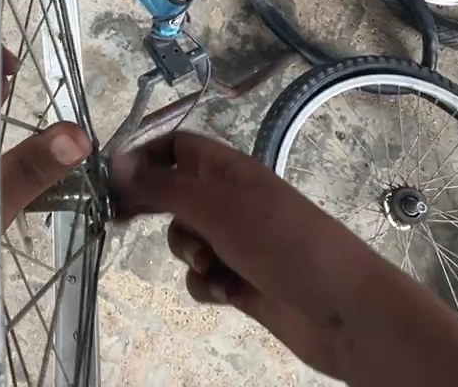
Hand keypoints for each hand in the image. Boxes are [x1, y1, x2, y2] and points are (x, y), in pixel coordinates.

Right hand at [111, 132, 457, 386]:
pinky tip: (227, 293)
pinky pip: (205, 277)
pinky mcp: (242, 281)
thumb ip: (162, 185)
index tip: (114, 182)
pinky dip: (209, 285)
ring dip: (188, 254)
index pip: (176, 147)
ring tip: (211, 266)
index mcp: (227, 169)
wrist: (344, 311)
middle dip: (156, 211)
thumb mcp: (214, 207)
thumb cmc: (280, 242)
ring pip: (188, 239)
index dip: (145, 158)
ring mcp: (237, 241)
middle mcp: (230, 200)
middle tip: (124, 223)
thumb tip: (115, 158)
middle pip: (175, 194)